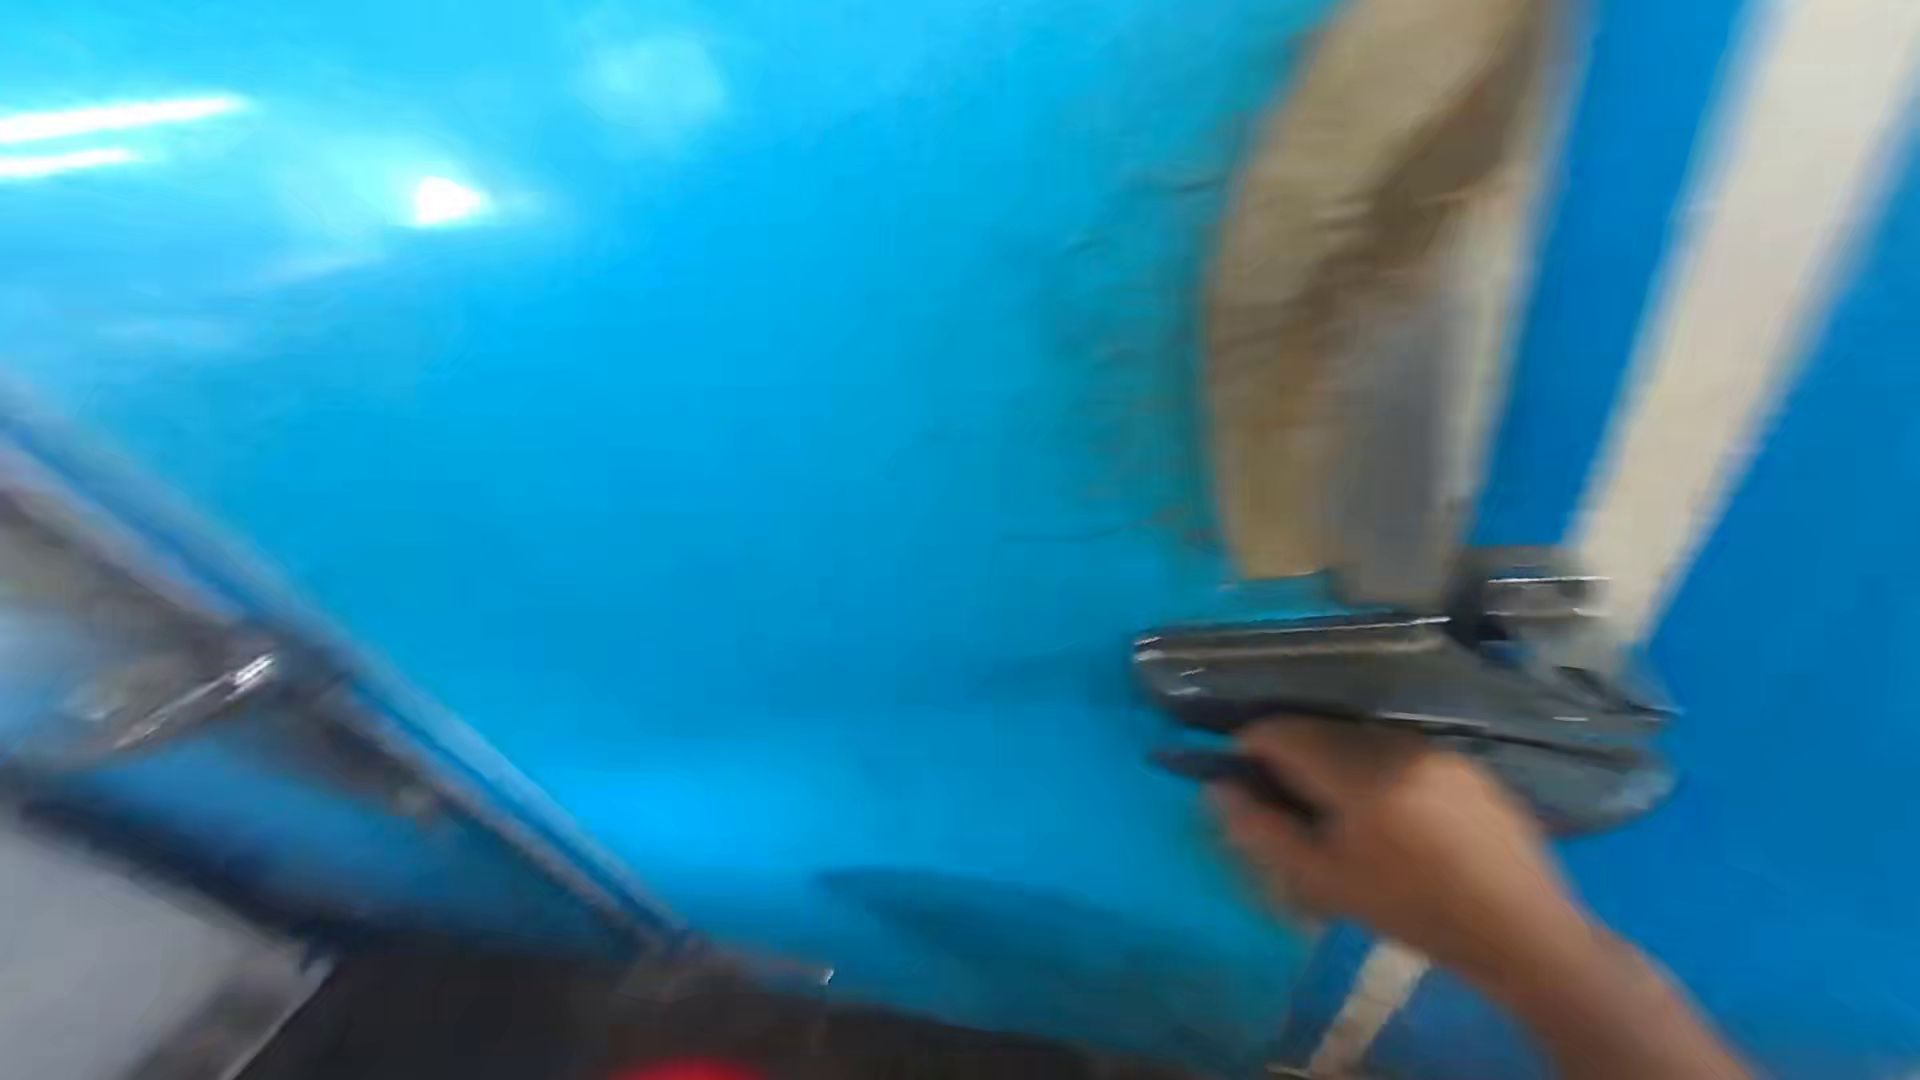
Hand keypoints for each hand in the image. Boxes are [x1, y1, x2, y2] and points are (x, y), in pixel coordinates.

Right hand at [1211, 720, 1594, 995]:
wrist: (1526, 937)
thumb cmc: (1412, 910)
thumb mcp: (1324, 881)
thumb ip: (1263, 830)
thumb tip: (1216, 788)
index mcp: (1361, 776)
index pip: (1283, 733)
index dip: (1250, 744)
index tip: (1240, 769)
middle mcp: (1395, 747)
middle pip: (1316, 728)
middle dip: (1288, 750)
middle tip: (1283, 789)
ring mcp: (1432, 749)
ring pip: (1353, 733)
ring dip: (1327, 752)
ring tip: (1331, 795)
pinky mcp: (1458, 758)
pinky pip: (1390, 744)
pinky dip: (1367, 758)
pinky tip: (1380, 800)